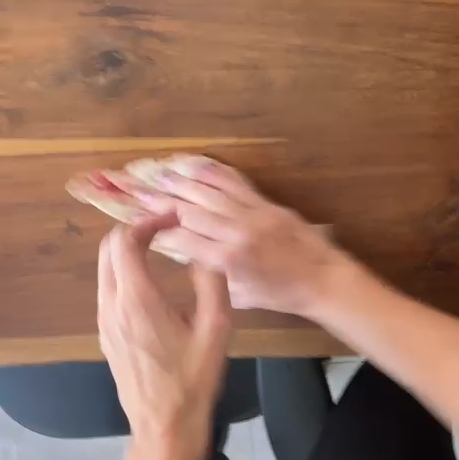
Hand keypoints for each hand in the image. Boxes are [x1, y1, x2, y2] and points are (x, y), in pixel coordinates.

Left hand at [97, 218, 232, 458]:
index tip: (173, 219)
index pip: (125, 241)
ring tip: (159, 248)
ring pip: (105, 270)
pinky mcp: (106, 336)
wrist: (165, 424)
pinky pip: (108, 290)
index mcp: (137, 299)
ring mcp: (104, 322)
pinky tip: (152, 281)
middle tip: (165, 228)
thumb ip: (211, 282)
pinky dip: (124, 272)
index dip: (148, 222)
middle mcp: (112, 306)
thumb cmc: (194, 377)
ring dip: (127, 251)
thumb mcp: (217, 327)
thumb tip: (205, 253)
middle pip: (107, 250)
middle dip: (134, 231)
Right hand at [116, 158, 350, 315]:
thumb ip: (212, 277)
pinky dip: (212, 172)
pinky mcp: (267, 204)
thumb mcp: (242, 295)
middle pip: (190, 211)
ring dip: (180, 181)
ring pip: (209, 192)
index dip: (158, 230)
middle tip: (133, 190)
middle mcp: (237, 232)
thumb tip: (188, 259)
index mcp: (228, 260)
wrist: (324, 280)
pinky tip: (194, 164)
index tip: (138, 222)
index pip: (182, 239)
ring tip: (155, 172)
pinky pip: (235, 183)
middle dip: (160, 200)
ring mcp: (253, 214)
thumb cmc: (283, 295)